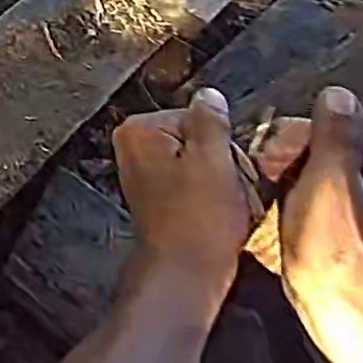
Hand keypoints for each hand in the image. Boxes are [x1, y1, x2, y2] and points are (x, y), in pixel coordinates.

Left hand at [112, 86, 262, 302]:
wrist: (185, 269)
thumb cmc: (198, 221)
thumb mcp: (214, 163)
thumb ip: (211, 123)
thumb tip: (209, 94)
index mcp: (139, 128)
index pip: (197, 118)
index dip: (224, 146)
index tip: (230, 172)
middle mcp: (131, 141)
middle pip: (196, 137)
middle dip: (222, 164)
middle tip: (228, 193)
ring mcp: (139, 164)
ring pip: (197, 160)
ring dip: (220, 182)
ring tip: (221, 207)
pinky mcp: (152, 186)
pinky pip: (189, 178)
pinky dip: (208, 194)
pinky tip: (213, 213)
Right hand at [254, 87, 362, 362]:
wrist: (347, 339)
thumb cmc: (338, 270)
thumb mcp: (328, 193)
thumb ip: (334, 141)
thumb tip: (340, 94)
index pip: (353, 138)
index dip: (306, 137)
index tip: (273, 152)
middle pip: (345, 160)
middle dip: (298, 158)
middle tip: (266, 170)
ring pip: (336, 184)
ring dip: (297, 179)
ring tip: (269, 192)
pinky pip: (336, 209)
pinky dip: (305, 204)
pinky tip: (284, 213)